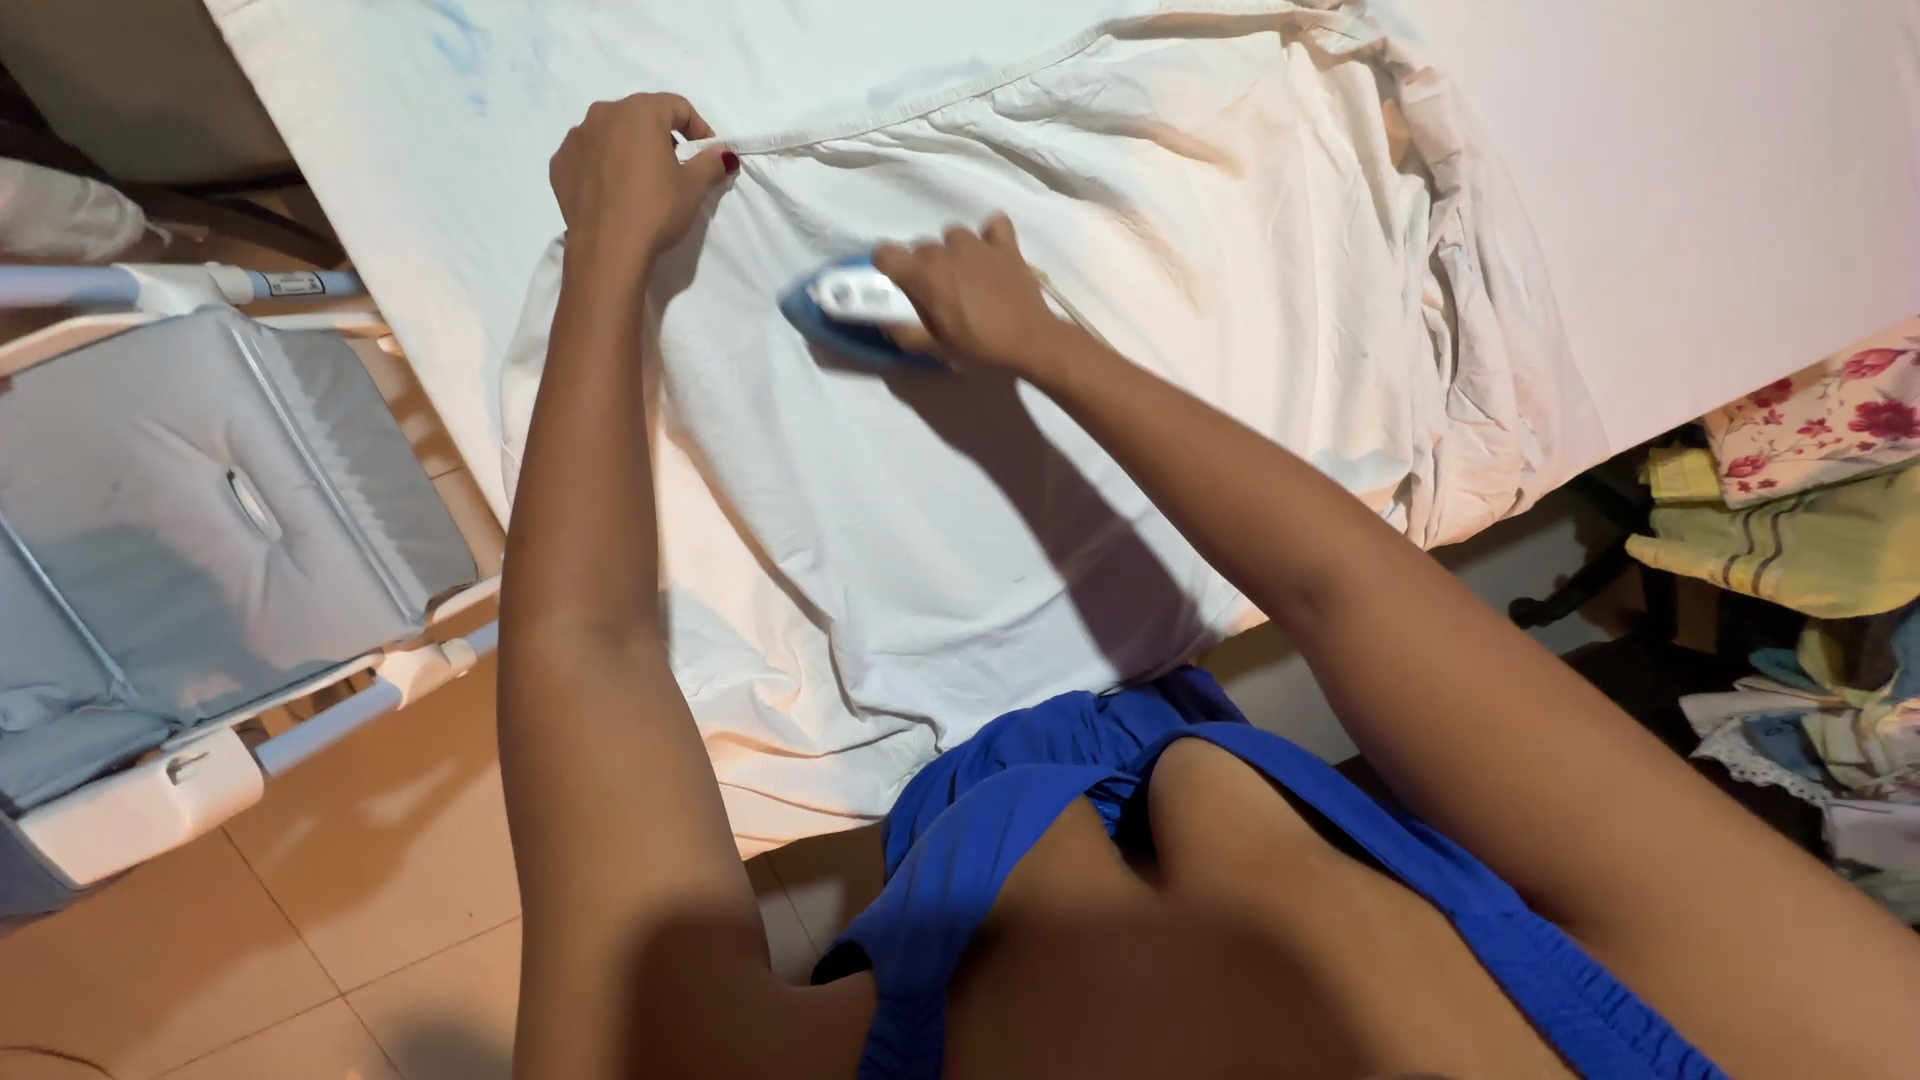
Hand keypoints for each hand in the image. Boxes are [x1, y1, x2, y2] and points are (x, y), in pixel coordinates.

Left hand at [549, 93, 737, 276]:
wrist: (608, 249)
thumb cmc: (657, 210)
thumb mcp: (694, 187)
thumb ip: (710, 163)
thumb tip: (724, 154)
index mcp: (639, 112)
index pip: (677, 106)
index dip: (698, 128)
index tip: (707, 154)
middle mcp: (603, 113)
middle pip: (641, 116)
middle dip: (661, 137)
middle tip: (674, 169)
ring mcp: (576, 137)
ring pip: (611, 134)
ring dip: (629, 149)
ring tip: (641, 182)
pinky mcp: (560, 164)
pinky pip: (588, 156)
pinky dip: (603, 166)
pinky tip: (614, 192)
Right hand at [873, 215, 1081, 375]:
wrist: (1032, 342)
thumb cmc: (982, 349)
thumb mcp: (938, 350)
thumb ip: (906, 333)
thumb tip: (886, 321)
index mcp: (925, 275)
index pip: (885, 253)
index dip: (886, 268)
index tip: (898, 286)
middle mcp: (947, 250)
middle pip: (921, 248)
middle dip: (923, 268)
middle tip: (939, 296)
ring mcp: (979, 244)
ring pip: (953, 236)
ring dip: (954, 252)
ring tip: (968, 277)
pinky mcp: (1007, 244)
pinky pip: (993, 225)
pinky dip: (990, 236)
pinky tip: (992, 255)